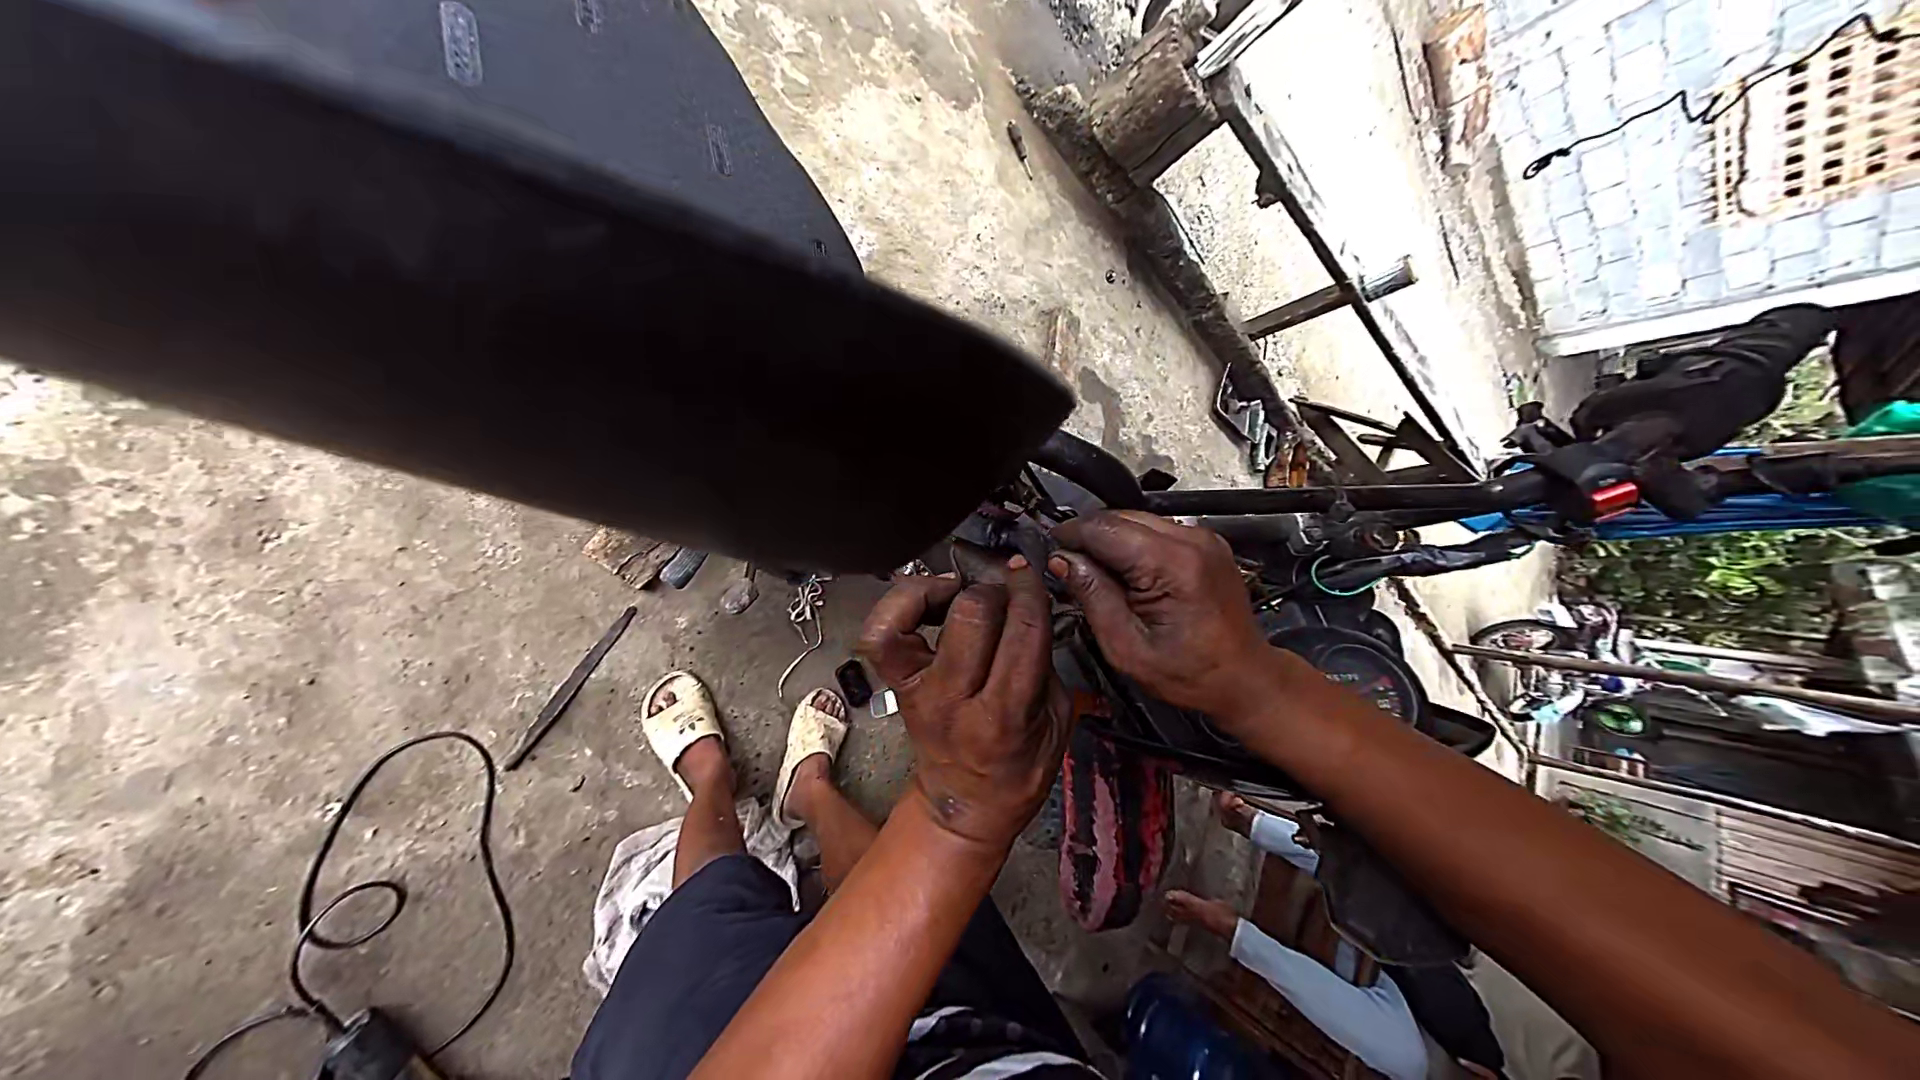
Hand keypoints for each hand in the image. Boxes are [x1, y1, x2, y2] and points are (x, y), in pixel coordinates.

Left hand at [856, 559, 1070, 849]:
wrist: (965, 805)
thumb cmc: (1017, 769)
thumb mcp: (1057, 721)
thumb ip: (1046, 664)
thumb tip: (1028, 606)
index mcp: (1003, 717)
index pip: (1020, 633)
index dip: (1027, 591)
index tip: (1027, 574)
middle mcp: (953, 701)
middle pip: (970, 615)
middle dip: (993, 590)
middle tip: (1002, 593)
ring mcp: (916, 692)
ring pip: (911, 616)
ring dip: (942, 589)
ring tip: (960, 589)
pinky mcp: (895, 685)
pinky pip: (880, 634)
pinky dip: (899, 605)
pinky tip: (928, 600)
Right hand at [1050, 510, 1280, 722]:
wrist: (1244, 677)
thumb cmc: (1196, 673)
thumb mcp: (1126, 646)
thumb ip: (1092, 596)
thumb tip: (1063, 561)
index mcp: (1174, 565)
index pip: (1103, 529)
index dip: (1069, 536)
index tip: (1050, 550)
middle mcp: (1192, 542)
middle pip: (1118, 516)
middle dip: (1085, 537)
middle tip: (1066, 564)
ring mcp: (1202, 538)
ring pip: (1134, 518)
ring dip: (1107, 539)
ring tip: (1094, 572)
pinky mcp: (1203, 542)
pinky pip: (1153, 528)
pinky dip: (1130, 543)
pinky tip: (1123, 572)